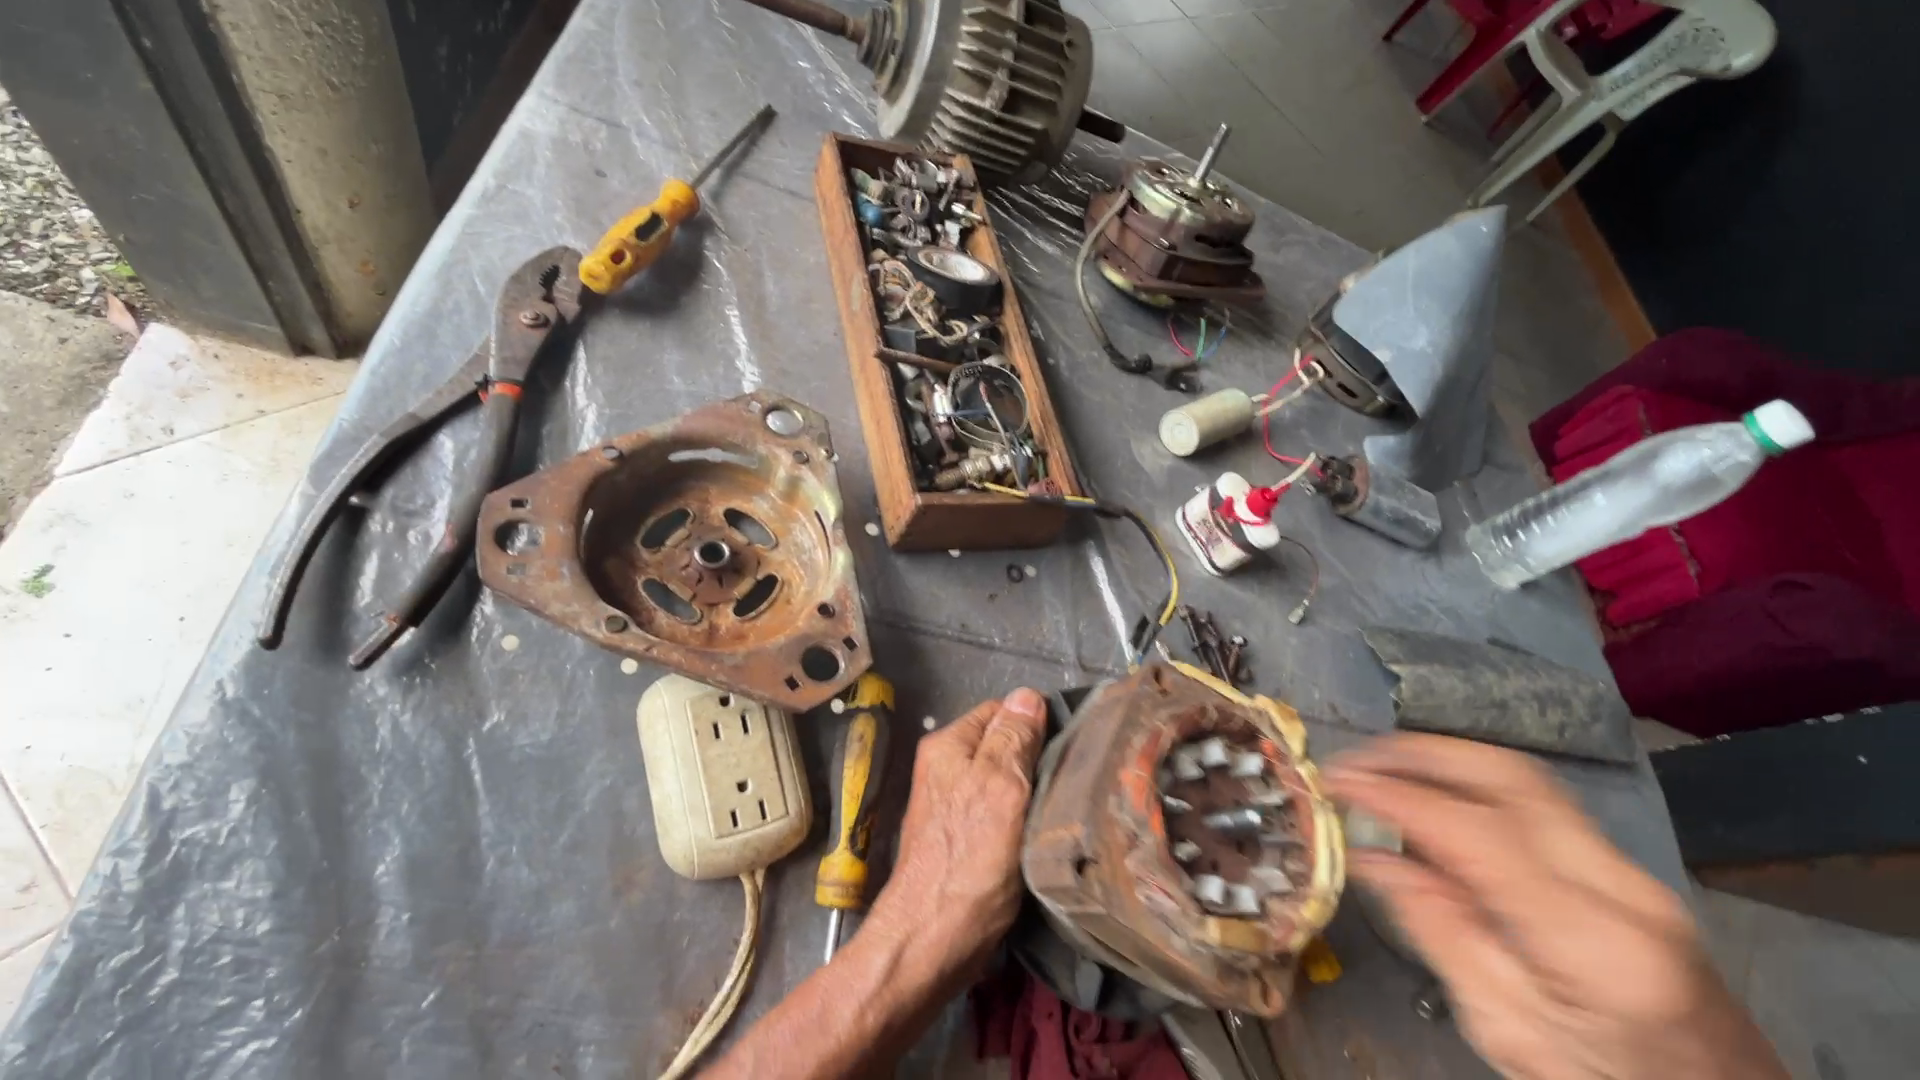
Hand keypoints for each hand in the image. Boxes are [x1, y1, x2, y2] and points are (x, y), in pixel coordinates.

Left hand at [863, 687, 1047, 986]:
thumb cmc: (970, 859)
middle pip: (1004, 747)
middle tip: (1073, 780)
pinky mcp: (965, 840)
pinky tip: (1045, 834)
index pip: (1001, 711)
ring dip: (1033, 794)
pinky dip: (1023, 821)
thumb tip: (1027, 694)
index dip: (1035, 724)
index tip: (1069, 747)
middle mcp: (946, 769)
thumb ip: (1013, 740)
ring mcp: (953, 806)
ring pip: (1006, 783)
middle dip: (1037, 760)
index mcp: (948, 745)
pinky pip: (1003, 814)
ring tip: (1065, 807)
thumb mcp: (1000, 788)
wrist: (933, 939)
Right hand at [1327, 734, 1785, 1079]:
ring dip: (1444, 763)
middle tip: (1356, 763)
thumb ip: (1440, 932)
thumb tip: (1372, 856)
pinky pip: (1533, 805)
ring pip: (1524, 778)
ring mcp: (1629, 871)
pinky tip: (1431, 805)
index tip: (1339, 784)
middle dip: (1421, 755)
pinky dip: (1469, 788)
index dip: (1398, 796)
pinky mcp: (1622, 870)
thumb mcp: (1504, 1028)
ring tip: (1382, 773)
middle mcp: (1620, 885)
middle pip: (1510, 776)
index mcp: (1591, 941)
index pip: (1477, 831)